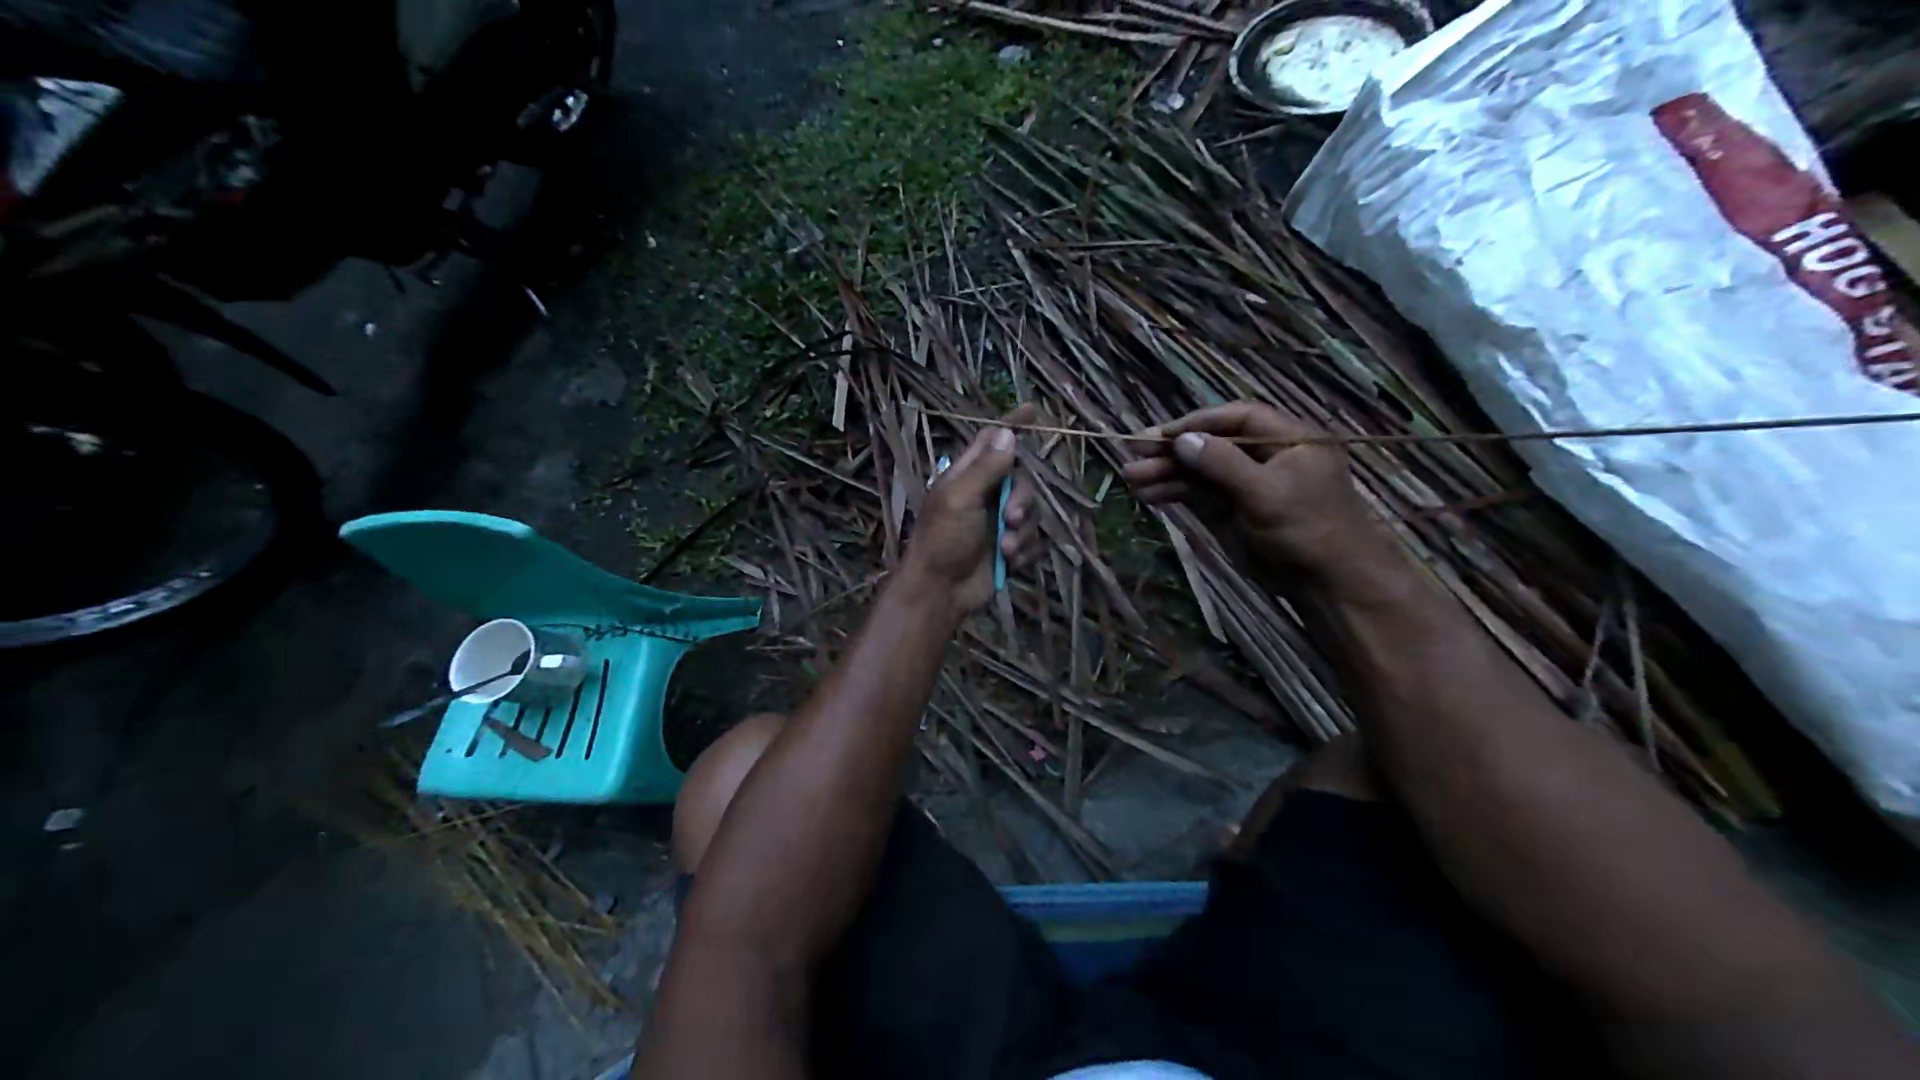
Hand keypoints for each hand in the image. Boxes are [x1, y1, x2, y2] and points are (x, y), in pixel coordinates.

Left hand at [901, 404, 1041, 613]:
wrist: (941, 592)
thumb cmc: (942, 540)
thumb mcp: (960, 498)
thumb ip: (986, 468)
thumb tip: (1007, 433)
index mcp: (967, 477)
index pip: (991, 442)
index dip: (1011, 426)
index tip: (1033, 411)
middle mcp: (985, 495)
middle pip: (1022, 480)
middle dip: (1023, 500)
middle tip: (1011, 518)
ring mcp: (998, 523)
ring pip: (1031, 513)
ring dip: (1023, 532)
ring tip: (1006, 550)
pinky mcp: (1009, 548)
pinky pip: (1033, 540)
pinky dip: (1025, 551)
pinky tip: (1011, 563)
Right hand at [1121, 403, 1388, 583]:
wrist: (1330, 584)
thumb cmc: (1309, 530)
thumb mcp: (1266, 492)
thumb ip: (1222, 464)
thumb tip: (1183, 440)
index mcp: (1289, 440)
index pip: (1238, 419)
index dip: (1199, 422)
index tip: (1162, 434)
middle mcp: (1267, 457)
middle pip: (1214, 445)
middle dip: (1174, 452)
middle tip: (1135, 456)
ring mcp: (1249, 486)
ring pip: (1202, 473)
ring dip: (1167, 475)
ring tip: (1131, 480)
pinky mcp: (1235, 512)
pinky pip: (1201, 496)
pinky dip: (1175, 494)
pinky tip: (1149, 494)